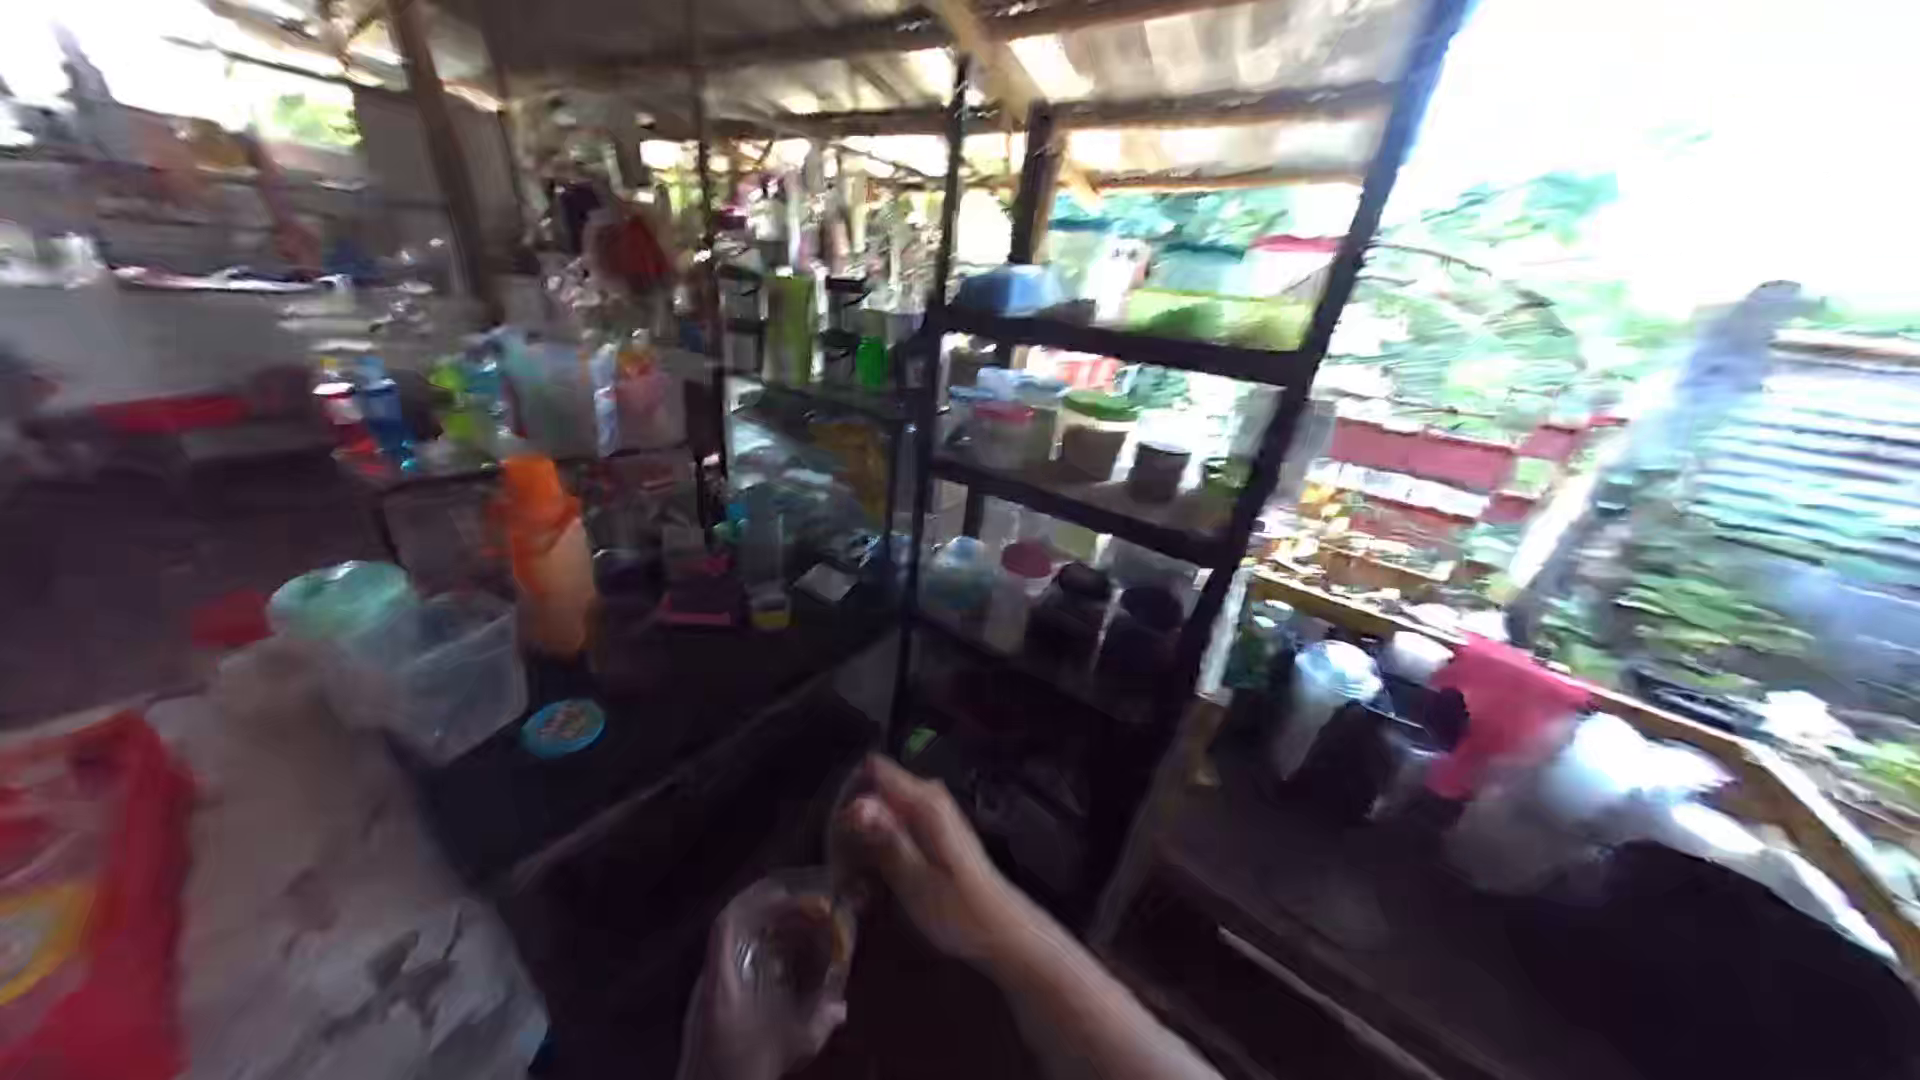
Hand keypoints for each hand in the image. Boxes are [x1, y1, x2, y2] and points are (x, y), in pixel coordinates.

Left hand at [680, 876, 850, 1079]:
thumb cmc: (741, 1074)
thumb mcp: (785, 1050)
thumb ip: (816, 1025)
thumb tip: (841, 1006)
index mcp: (721, 982)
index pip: (726, 924)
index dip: (754, 900)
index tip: (786, 893)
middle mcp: (711, 979)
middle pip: (734, 925)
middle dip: (770, 909)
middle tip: (805, 906)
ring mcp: (709, 990)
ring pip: (735, 941)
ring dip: (767, 926)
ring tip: (800, 923)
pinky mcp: (713, 1003)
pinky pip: (736, 958)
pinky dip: (762, 947)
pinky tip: (787, 957)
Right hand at [837, 755, 1038, 964]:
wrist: (1002, 931)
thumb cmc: (959, 911)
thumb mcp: (915, 881)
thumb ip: (886, 837)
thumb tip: (854, 803)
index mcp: (926, 801)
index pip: (876, 770)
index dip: (851, 796)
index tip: (835, 833)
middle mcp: (930, 795)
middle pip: (876, 787)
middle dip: (853, 820)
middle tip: (842, 865)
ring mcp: (933, 810)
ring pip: (883, 805)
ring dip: (864, 835)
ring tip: (853, 877)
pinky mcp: (933, 827)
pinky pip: (895, 820)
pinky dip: (879, 843)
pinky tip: (872, 877)